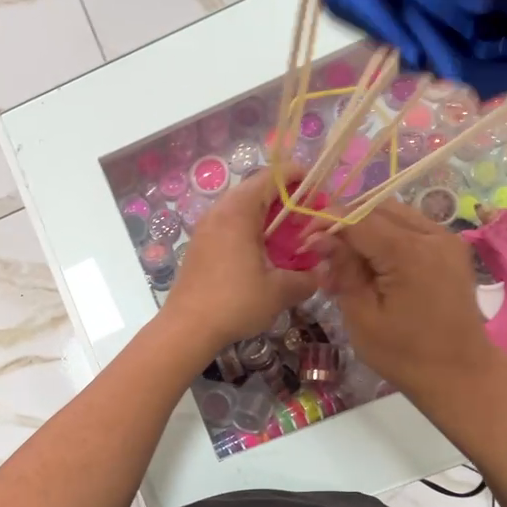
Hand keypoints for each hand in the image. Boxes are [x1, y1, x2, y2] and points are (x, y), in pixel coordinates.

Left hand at [160, 172, 326, 353]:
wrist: (186, 329)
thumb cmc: (234, 303)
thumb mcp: (280, 291)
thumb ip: (307, 276)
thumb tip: (320, 272)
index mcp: (238, 211)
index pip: (272, 176)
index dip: (300, 180)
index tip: (319, 195)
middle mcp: (218, 212)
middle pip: (256, 191)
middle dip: (284, 202)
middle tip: (306, 222)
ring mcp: (204, 229)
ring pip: (241, 210)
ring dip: (265, 219)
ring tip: (287, 241)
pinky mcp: (198, 247)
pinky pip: (228, 227)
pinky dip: (247, 233)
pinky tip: (261, 257)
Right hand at [304, 200, 503, 395]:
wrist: (458, 372)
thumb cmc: (403, 353)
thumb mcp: (361, 316)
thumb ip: (343, 270)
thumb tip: (320, 238)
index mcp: (408, 252)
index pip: (358, 219)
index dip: (325, 224)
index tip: (302, 242)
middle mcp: (432, 234)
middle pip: (377, 208)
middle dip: (344, 224)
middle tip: (320, 253)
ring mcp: (447, 238)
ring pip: (395, 213)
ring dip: (364, 228)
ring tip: (344, 260)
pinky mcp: (451, 248)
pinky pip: (411, 226)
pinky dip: (386, 235)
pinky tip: (371, 262)